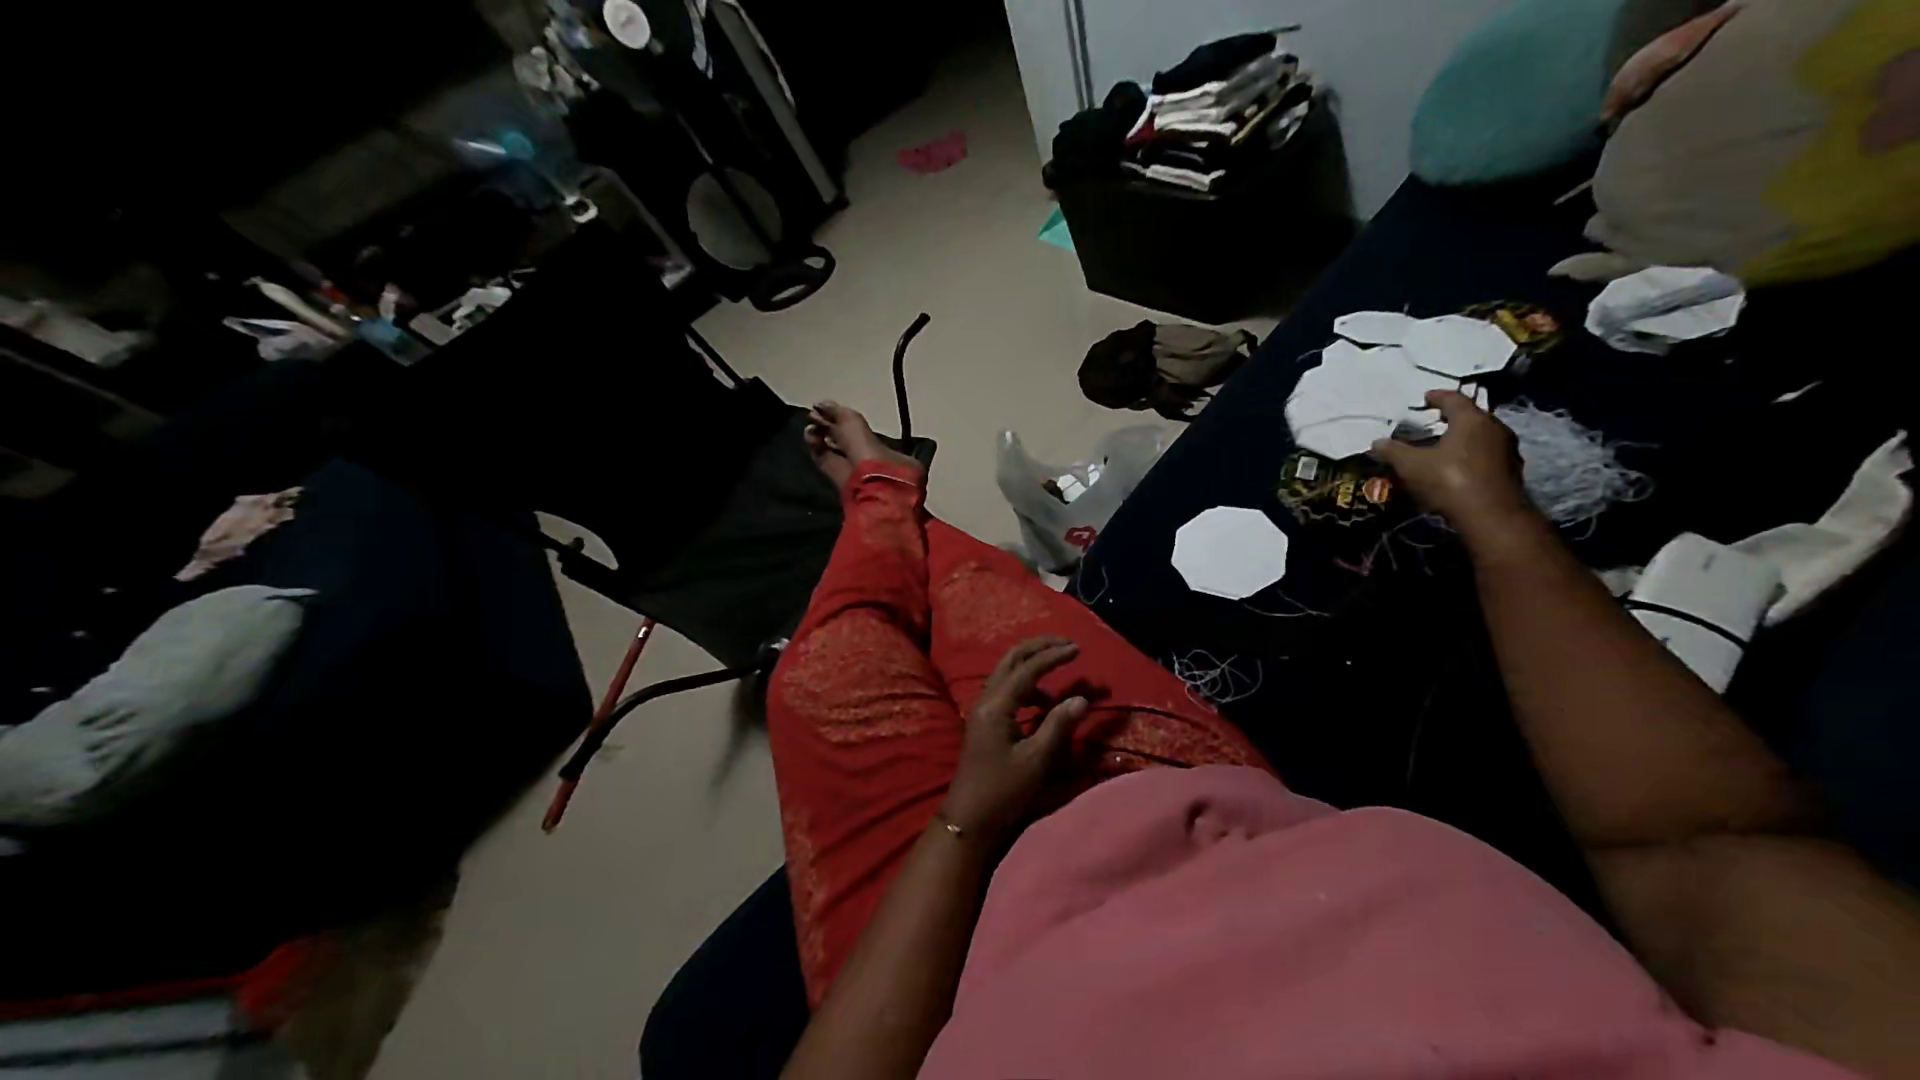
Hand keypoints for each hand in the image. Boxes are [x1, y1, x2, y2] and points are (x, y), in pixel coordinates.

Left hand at [941, 638, 1088, 845]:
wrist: (970, 820)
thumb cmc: (1004, 792)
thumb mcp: (1037, 760)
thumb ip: (1059, 726)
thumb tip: (1081, 698)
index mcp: (996, 707)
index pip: (1027, 669)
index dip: (1053, 656)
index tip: (1077, 649)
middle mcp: (985, 700)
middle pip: (1011, 660)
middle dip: (1038, 647)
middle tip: (1066, 644)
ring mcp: (982, 710)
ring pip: (1007, 673)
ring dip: (1033, 667)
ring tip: (1061, 679)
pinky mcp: (984, 721)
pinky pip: (1007, 690)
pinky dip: (1027, 687)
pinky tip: (1044, 704)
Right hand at [1370, 390, 1535, 537]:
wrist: (1491, 516)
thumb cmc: (1450, 481)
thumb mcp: (1411, 465)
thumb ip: (1393, 451)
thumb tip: (1376, 443)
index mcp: (1472, 420)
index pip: (1454, 399)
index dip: (1437, 397)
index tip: (1425, 397)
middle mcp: (1495, 429)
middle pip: (1471, 417)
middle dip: (1451, 418)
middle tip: (1433, 422)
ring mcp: (1506, 450)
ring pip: (1480, 436)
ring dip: (1462, 438)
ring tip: (1442, 446)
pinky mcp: (1510, 471)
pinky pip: (1486, 455)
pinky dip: (1470, 455)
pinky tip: (1456, 467)